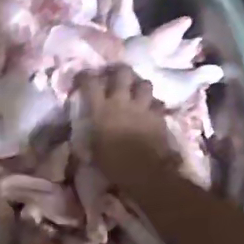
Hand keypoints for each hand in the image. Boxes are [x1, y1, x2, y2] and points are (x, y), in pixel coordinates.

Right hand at [80, 67, 172, 192]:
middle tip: (115, 75)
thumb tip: (86, 131)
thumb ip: (90, 133)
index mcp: (101, 110)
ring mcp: (143, 107)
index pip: (91, 83)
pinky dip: (154, 104)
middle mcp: (122, 102)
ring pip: (144, 84)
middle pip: (122, 73)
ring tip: (137, 91)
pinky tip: (151, 109)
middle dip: (119, 71)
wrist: (145, 172)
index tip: (84, 76)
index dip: (86, 76)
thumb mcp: (92, 149)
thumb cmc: (113, 164)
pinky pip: (158, 103)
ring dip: (140, 85)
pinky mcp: (159, 116)